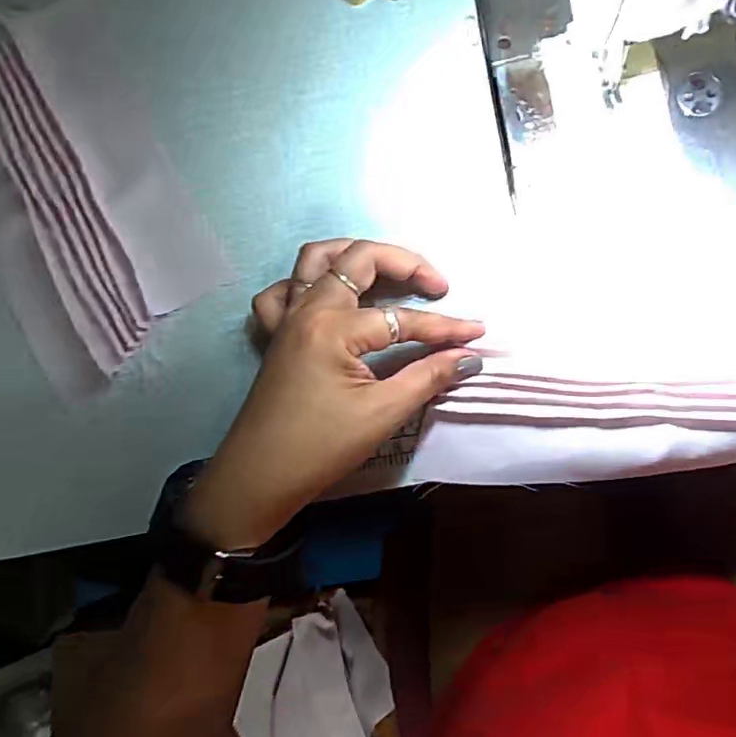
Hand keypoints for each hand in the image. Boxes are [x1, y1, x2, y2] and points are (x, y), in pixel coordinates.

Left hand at [183, 239, 485, 549]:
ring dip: (356, 256)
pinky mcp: (276, 336)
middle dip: (406, 263)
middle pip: (358, 258)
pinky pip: (285, 290)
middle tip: (437, 285)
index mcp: (334, 328)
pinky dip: (310, 283)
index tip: (477, 333)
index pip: (404, 317)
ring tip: (390, 271)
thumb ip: (430, 376)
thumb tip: (469, 356)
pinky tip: (332, 298)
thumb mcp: (385, 412)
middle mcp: (308, 311)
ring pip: (316, 259)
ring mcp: (287, 320)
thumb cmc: (322, 447)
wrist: (257, 480)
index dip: (446, 326)